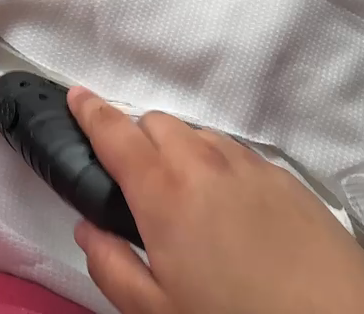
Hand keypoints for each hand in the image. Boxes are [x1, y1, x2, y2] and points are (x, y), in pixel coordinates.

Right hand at [68, 88, 363, 313]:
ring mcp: (249, 165)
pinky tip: (232, 212)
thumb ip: (111, 267)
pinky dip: (218, 165)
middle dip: (137, 138)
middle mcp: (203, 161)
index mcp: (163, 189)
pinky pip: (236, 154)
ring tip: (187, 201)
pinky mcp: (288, 179)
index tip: (75, 96)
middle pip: (156, 122)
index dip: (89, 110)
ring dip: (180, 151)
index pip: (113, 130)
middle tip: (137, 183)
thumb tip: (88, 230)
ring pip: (198, 135)